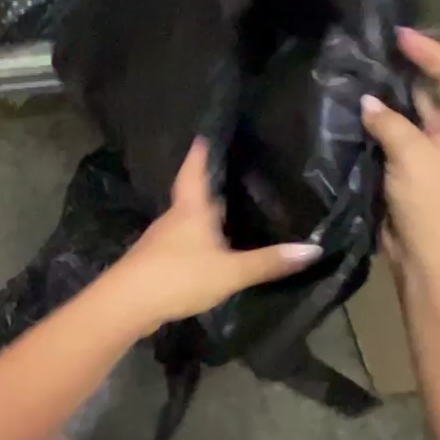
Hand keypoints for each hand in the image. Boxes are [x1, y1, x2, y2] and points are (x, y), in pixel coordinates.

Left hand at [100, 139, 322, 332]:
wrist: (126, 304)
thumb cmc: (179, 276)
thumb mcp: (231, 271)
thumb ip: (269, 262)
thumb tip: (314, 248)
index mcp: (191, 210)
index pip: (194, 173)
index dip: (199, 155)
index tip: (203, 136)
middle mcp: (173, 220)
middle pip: (191, 198)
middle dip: (207, 190)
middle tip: (227, 179)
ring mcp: (159, 241)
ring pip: (184, 223)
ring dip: (200, 220)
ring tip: (222, 217)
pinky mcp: (152, 263)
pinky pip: (177, 245)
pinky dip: (192, 244)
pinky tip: (203, 254)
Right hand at [361, 28, 439, 276]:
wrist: (431, 256)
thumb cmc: (432, 204)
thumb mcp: (412, 156)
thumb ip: (390, 123)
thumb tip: (367, 102)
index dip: (431, 53)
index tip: (400, 35)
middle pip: (434, 93)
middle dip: (409, 70)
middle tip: (376, 51)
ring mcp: (431, 156)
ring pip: (412, 116)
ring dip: (391, 98)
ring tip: (362, 75)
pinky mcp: (410, 173)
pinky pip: (395, 139)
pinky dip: (379, 124)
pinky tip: (356, 115)